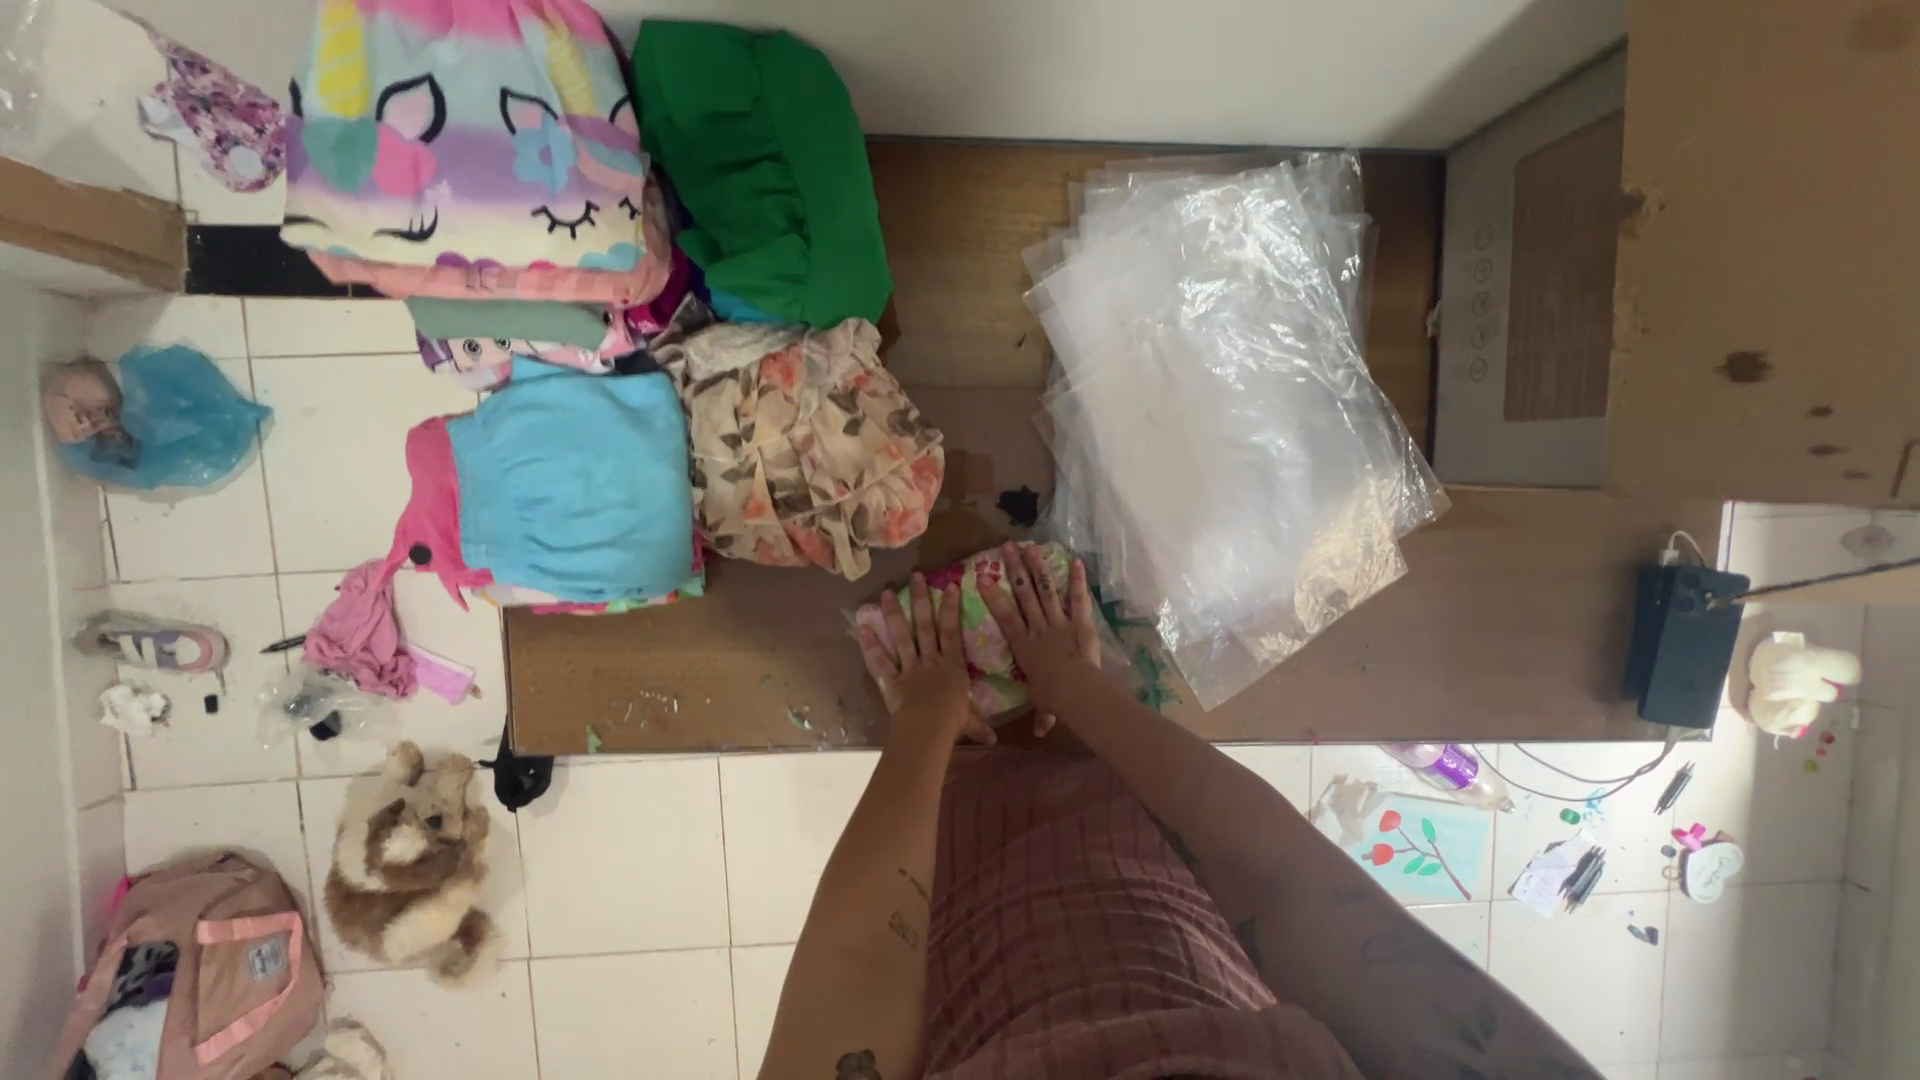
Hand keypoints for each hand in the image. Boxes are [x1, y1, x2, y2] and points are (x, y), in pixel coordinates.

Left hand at [858, 572, 996, 745]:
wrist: (929, 726)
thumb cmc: (952, 720)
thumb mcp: (969, 721)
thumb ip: (978, 726)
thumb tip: (994, 742)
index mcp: (952, 666)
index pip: (953, 630)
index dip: (951, 607)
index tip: (950, 585)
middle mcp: (931, 660)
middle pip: (925, 625)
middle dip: (921, 599)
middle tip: (916, 576)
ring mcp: (910, 667)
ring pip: (901, 636)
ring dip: (893, 614)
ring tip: (887, 592)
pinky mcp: (892, 680)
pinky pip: (880, 661)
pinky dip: (871, 645)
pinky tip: (863, 627)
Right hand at [981, 543, 1099, 732]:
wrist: (1074, 689)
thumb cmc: (1053, 696)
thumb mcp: (1044, 705)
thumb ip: (1042, 715)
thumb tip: (1039, 733)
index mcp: (1023, 644)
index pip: (1005, 616)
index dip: (994, 596)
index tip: (983, 578)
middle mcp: (1038, 627)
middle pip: (1024, 594)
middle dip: (1015, 570)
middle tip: (1007, 548)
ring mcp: (1059, 621)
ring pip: (1045, 590)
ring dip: (1038, 568)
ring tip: (1031, 547)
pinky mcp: (1080, 622)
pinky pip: (1077, 599)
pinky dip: (1077, 580)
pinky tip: (1075, 561)